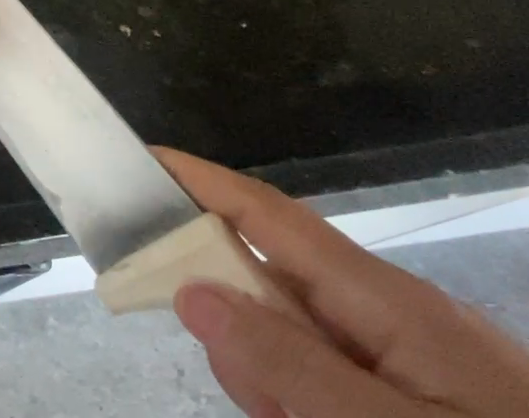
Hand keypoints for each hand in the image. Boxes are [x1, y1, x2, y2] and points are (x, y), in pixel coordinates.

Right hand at [155, 148, 528, 417]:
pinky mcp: (416, 385)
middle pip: (266, 278)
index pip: (269, 214)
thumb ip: (289, 364)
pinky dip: (303, 395)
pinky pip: (325, 366)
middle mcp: (392, 310)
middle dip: (230, 321)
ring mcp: (407, 351)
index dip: (198, 179)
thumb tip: (191, 292)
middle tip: (252, 394)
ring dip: (269, 375)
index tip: (136, 159)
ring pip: (288, 331)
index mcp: (389, 300)